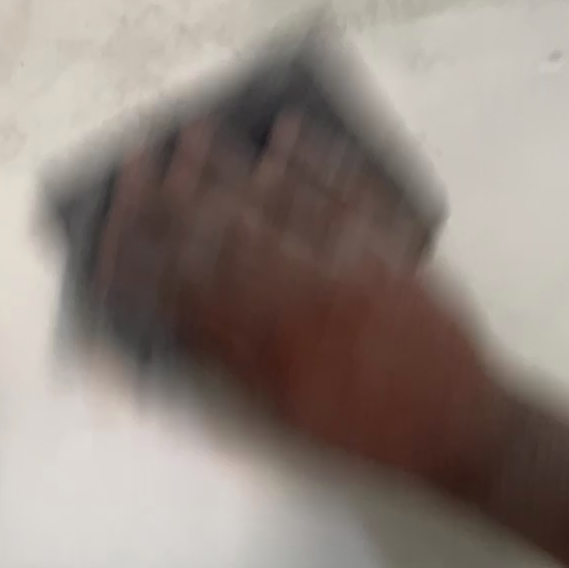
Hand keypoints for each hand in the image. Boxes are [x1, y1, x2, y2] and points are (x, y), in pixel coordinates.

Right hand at [92, 116, 506, 490]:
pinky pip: (350, 196)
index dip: (142, 266)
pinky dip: (317, 161)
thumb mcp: (283, 423)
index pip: (187, 293)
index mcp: (270, 345)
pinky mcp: (388, 246)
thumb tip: (172, 339)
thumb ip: (227, 376)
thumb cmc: (363, 434)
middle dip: (171, 203)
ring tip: (191, 135)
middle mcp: (301, 296)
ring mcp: (346, 263)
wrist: (463, 429)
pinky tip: (287, 133)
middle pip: (222, 238)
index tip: (105, 241)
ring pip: (276, 208)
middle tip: (134, 170)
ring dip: (231, 170)